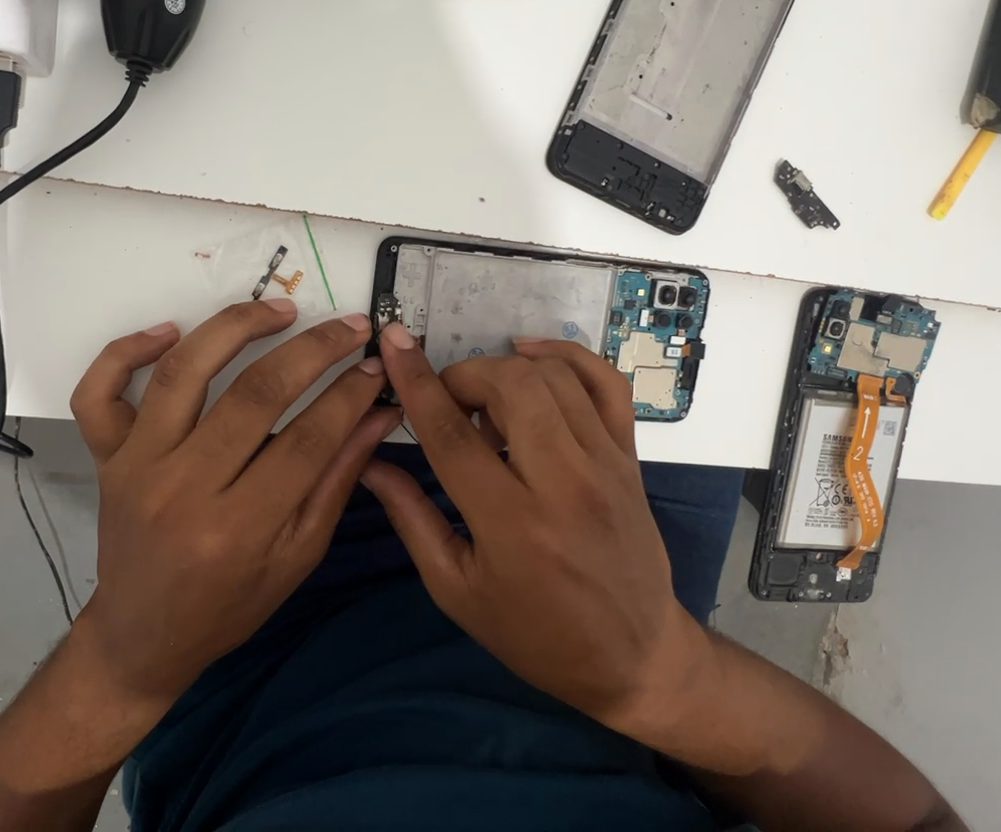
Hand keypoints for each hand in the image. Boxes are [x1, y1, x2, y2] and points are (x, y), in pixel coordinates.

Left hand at [66, 299, 401, 705]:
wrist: (143, 637)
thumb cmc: (229, 606)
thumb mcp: (298, 556)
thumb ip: (338, 479)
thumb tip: (380, 414)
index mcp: (239, 529)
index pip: (308, 440)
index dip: (350, 395)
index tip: (376, 365)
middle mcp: (183, 489)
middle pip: (255, 396)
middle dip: (313, 351)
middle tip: (350, 327)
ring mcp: (137, 466)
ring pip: (182, 374)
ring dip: (235, 328)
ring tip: (280, 308)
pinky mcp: (106, 456)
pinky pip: (99, 391)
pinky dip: (125, 350)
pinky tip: (170, 330)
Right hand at [363, 326, 708, 731]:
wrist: (633, 657)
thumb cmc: (535, 634)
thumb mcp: (456, 590)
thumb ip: (411, 518)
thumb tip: (367, 464)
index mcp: (511, 525)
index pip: (453, 434)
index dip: (416, 383)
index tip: (394, 343)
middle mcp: (564, 484)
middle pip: (511, 386)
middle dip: (465, 375)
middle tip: (447, 400)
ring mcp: (605, 464)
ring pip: (554, 376)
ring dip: (506, 369)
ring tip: (487, 401)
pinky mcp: (630, 457)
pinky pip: (606, 383)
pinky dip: (569, 355)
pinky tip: (534, 356)